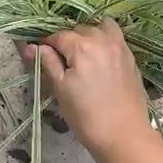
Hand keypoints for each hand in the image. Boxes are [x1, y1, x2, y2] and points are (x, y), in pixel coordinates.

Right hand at [21, 18, 154, 158]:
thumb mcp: (60, 89)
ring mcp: (120, 47)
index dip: (47, 44)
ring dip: (89, 34)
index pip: (58, 36)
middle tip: (62, 61)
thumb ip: (47, 63)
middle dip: (68, 40)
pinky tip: (99, 57)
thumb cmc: (86, 116)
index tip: (41, 55)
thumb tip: (31, 46)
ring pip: (100, 27)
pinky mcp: (131, 57)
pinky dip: (105, 40)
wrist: (124, 135)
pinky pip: (115, 37)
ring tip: (83, 54)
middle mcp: (103, 40)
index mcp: (82, 46)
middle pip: (79, 29)